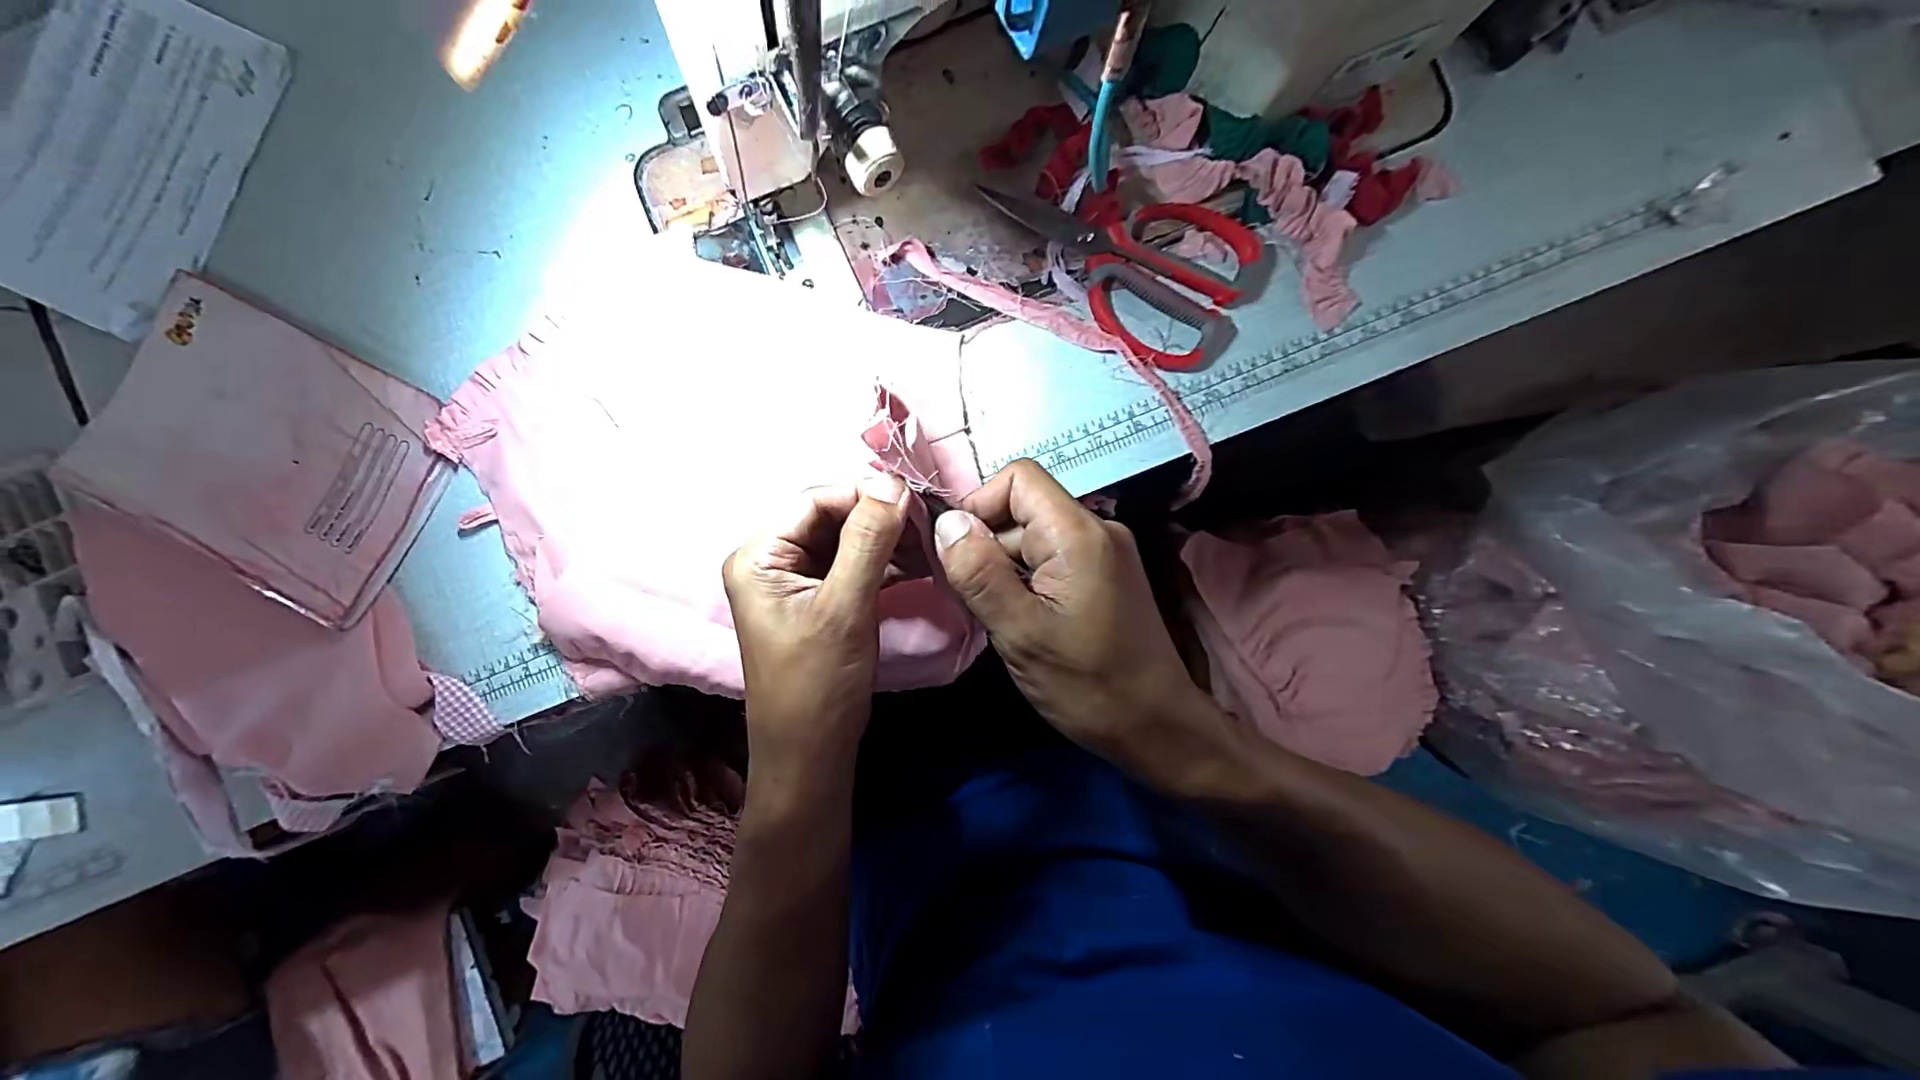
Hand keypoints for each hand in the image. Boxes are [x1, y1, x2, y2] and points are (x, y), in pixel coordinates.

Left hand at [723, 473, 912, 778]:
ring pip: (848, 541)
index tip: (916, 501)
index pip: (815, 500)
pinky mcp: (819, 600)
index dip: (865, 495)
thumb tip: (892, 480)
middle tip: (930, 524)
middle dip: (882, 519)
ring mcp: (795, 582)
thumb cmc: (818, 684)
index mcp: (759, 556)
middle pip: (832, 518)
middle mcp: (771, 561)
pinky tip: (920, 564)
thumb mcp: (845, 607)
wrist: (811, 755)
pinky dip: (886, 564)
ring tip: (931, 544)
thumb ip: (868, 540)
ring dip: (889, 541)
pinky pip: (854, 566)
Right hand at [932, 460, 1226, 776]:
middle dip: (987, 545)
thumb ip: (979, 573)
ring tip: (997, 616)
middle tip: (972, 598)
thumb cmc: (1088, 685)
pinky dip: (1024, 580)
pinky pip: (1051, 559)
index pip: (1018, 478)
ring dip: (1003, 567)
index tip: (959, 556)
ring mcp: (1103, 553)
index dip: (979, 506)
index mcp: (1079, 533)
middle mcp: (1096, 529)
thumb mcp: (1020, 633)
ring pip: (1033, 537)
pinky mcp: (1103, 576)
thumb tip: (946, 522)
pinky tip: (1020, 618)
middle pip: (1022, 509)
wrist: (1157, 728)